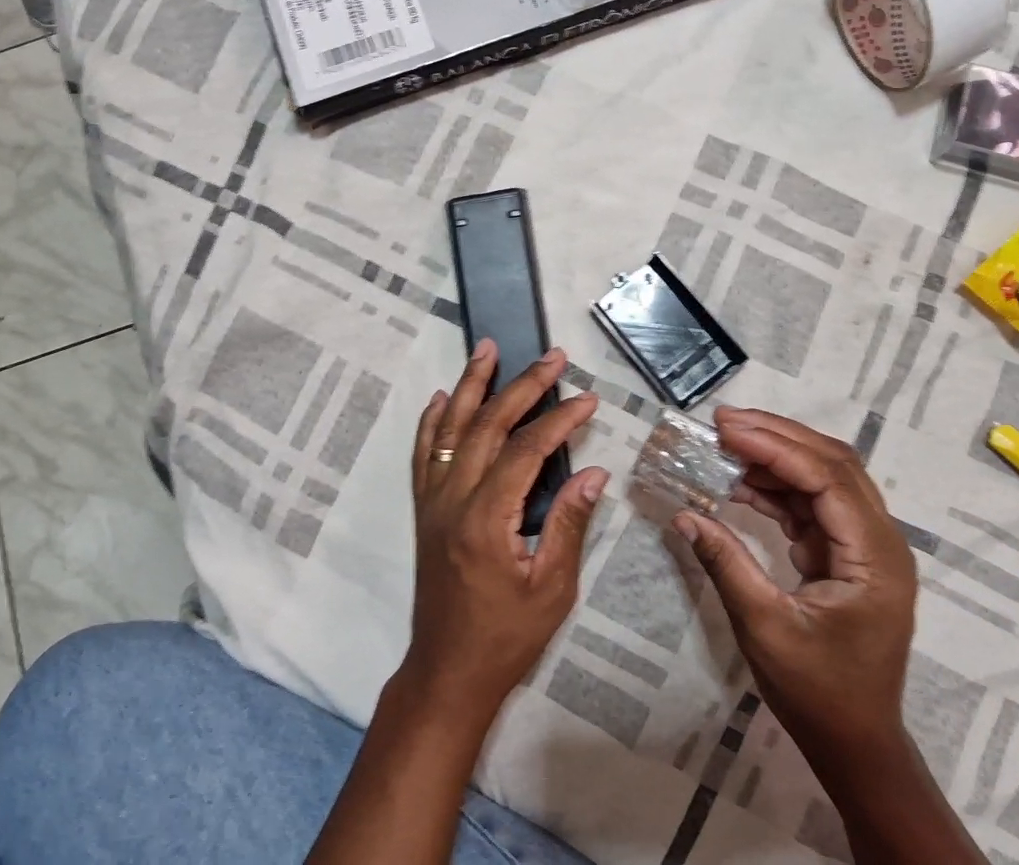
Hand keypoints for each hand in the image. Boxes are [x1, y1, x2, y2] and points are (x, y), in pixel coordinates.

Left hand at [403, 339, 608, 714]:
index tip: (589, 400)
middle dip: (521, 387)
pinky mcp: (425, 512)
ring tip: (486, 349)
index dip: (559, 420)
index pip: (527, 451)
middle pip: (488, 427)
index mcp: (486, 519)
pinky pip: (424, 456)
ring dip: (470, 386)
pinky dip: (433, 423)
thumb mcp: (552, 589)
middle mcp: (453, 501)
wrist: (448, 669)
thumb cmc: (506, 636)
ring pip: (450, 431)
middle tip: (552, 357)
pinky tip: (443, 399)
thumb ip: (570, 526)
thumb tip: (593, 473)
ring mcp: (433, 504)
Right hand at [670, 407, 917, 770]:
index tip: (725, 427)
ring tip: (723, 445)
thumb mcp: (764, 627)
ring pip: (823, 481)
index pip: (827, 478)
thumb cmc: (817, 690)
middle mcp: (879, 541)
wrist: (854, 739)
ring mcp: (864, 548)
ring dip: (775, 460)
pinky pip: (812, 508)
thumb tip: (684, 515)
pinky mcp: (846, 558)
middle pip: (832, 466)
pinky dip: (776, 491)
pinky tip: (738, 485)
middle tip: (722, 422)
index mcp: (874, 556)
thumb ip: (726, 564)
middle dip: (777, 437)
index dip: (775, 445)